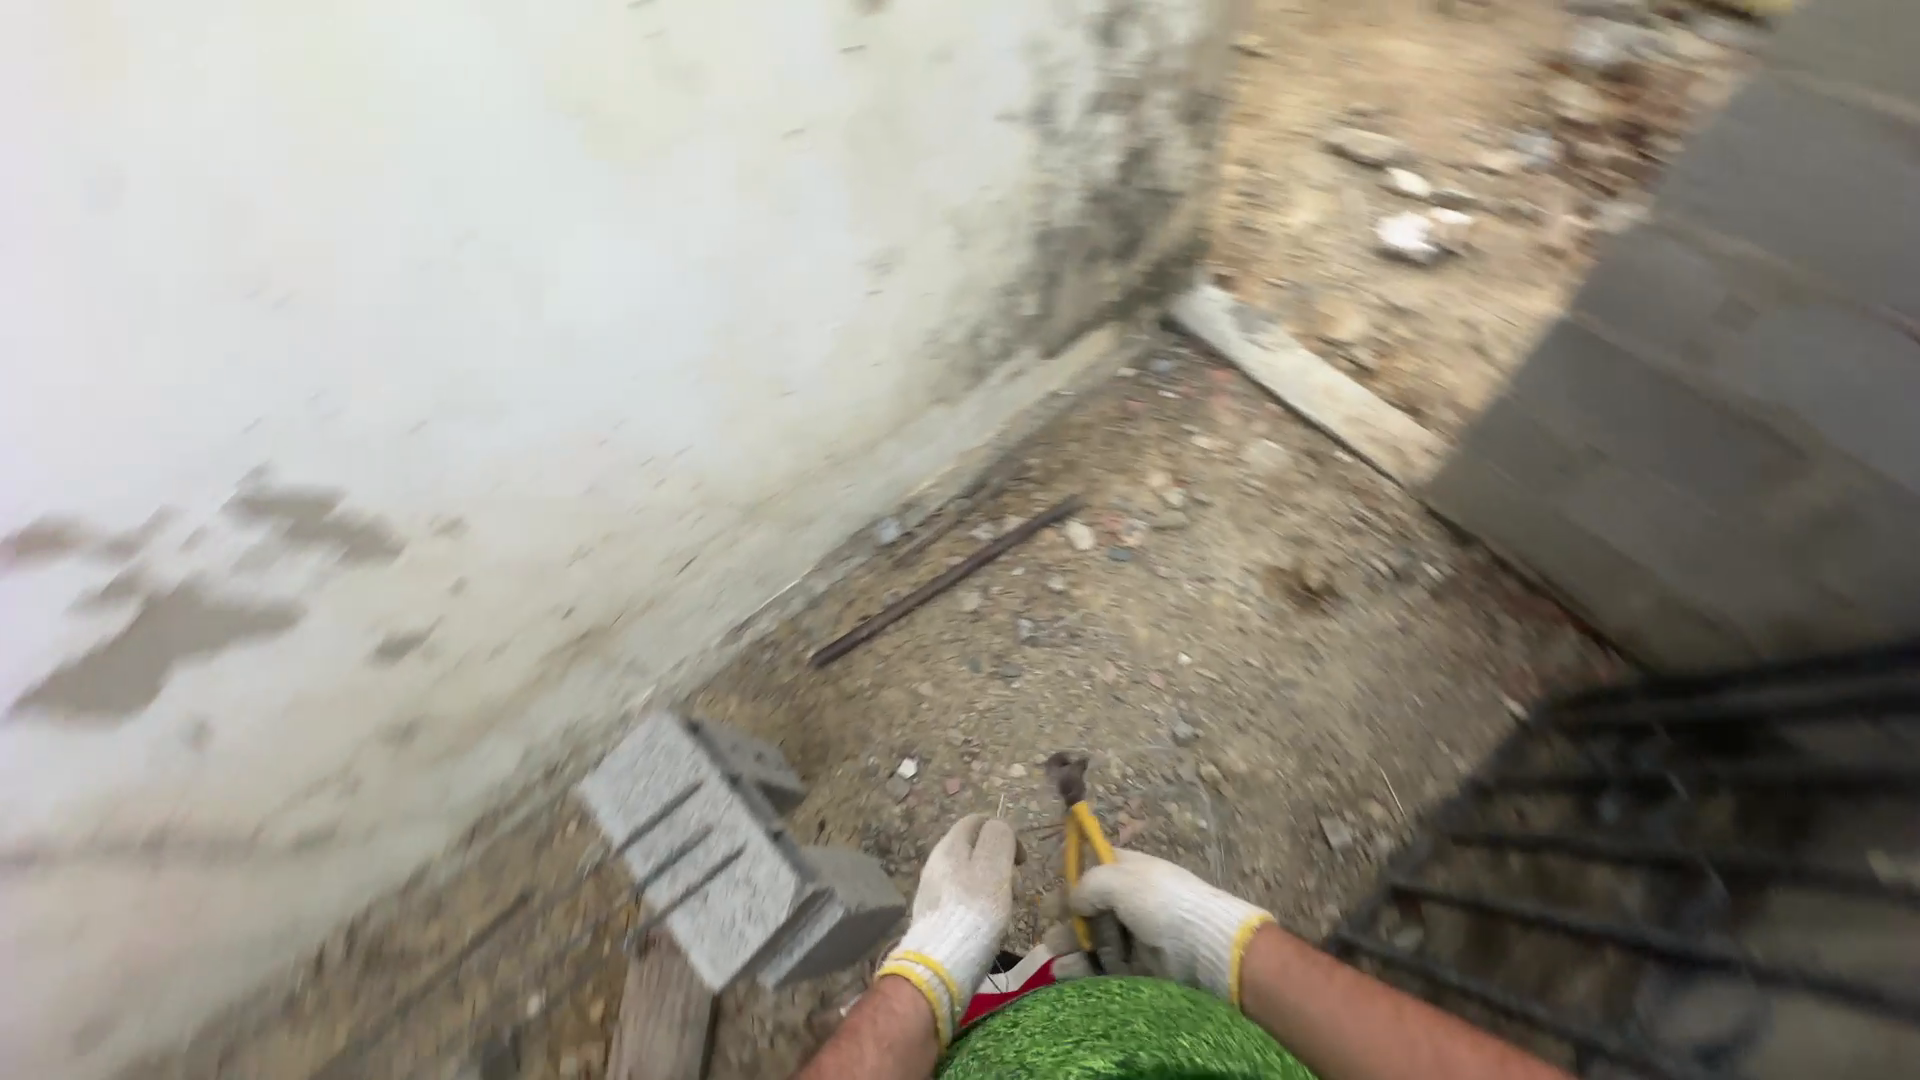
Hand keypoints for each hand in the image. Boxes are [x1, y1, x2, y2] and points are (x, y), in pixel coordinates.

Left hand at [877, 815, 1015, 1046]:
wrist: (938, 967)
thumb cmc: (972, 913)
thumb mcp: (993, 868)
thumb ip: (999, 839)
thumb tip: (1000, 827)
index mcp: (950, 844)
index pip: (978, 821)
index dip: (1003, 833)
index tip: (1021, 861)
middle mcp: (937, 861)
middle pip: (974, 847)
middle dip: (998, 862)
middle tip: (1014, 888)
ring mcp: (933, 889)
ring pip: (969, 874)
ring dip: (991, 885)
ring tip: (1004, 910)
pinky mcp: (934, 915)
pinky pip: (962, 898)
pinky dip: (978, 905)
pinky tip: (986, 926)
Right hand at [1070, 849, 1273, 1005]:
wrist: (1204, 946)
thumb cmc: (1159, 901)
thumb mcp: (1117, 878)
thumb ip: (1087, 885)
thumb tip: (1073, 902)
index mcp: (1129, 870)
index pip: (1094, 870)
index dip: (1071, 882)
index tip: (1050, 901)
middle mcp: (1131, 899)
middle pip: (1091, 909)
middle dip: (1067, 921)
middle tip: (1046, 937)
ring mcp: (1137, 934)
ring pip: (1096, 939)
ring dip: (1072, 947)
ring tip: (1051, 959)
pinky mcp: (1141, 966)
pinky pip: (1107, 965)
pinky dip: (1086, 969)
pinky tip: (1065, 974)